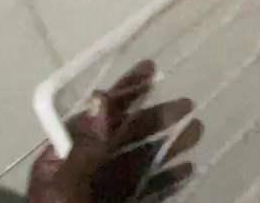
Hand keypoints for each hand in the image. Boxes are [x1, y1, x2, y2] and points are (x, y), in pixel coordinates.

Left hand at [29, 62, 202, 202]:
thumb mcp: (69, 193)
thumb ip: (87, 149)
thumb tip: (102, 97)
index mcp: (61, 163)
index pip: (93, 116)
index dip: (122, 91)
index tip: (151, 69)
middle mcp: (83, 176)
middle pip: (121, 136)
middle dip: (154, 118)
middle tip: (188, 104)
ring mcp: (103, 199)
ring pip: (139, 162)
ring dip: (167, 144)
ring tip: (198, 130)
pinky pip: (146, 192)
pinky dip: (166, 178)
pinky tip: (187, 169)